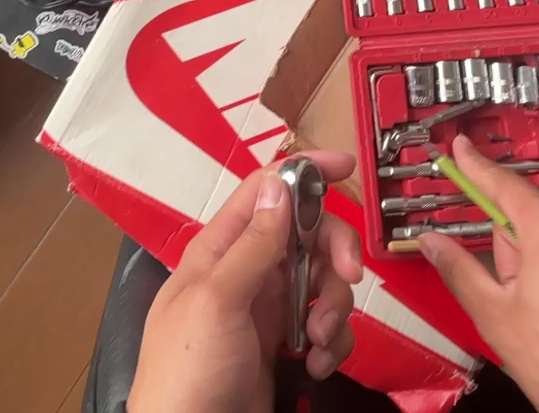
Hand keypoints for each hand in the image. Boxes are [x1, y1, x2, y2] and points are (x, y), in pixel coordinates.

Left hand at [127, 151, 363, 412]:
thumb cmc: (189, 371)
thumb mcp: (216, 302)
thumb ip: (251, 245)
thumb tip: (279, 185)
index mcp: (221, 248)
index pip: (266, 189)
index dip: (305, 171)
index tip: (347, 166)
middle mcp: (247, 270)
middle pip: (306, 234)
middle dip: (334, 250)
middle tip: (349, 275)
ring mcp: (266, 309)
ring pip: (321, 280)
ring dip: (334, 307)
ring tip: (318, 344)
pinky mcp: (283, 346)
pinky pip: (323, 325)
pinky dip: (330, 343)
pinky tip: (316, 366)